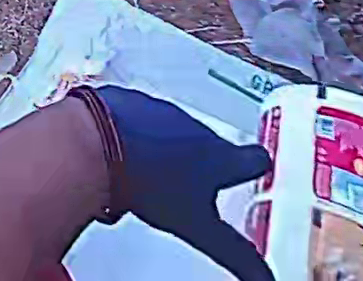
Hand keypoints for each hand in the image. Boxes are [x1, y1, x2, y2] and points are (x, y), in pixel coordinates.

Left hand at [93, 85, 274, 280]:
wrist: (97, 140)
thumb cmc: (151, 182)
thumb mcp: (197, 228)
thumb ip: (235, 256)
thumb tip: (264, 280)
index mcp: (215, 156)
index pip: (251, 159)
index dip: (257, 163)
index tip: (261, 162)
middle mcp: (190, 125)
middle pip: (207, 144)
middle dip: (204, 160)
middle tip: (198, 182)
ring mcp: (156, 109)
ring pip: (170, 130)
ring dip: (166, 147)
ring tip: (154, 175)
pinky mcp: (125, 100)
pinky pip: (135, 119)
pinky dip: (133, 134)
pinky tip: (121, 157)